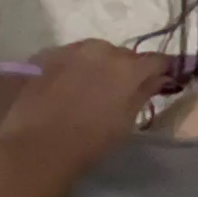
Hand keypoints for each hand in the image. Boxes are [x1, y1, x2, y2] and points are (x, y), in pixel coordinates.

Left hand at [0, 40, 170, 176]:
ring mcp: (71, 49)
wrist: (35, 147)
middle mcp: (101, 49)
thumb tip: (160, 78)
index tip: (162, 79)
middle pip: (122, 54)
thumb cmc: (88, 142)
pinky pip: (68, 56)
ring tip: (87, 90)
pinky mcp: (46, 54)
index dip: (161, 69)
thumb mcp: (125, 122)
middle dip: (123, 69)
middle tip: (117, 92)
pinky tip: (62, 88)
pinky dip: (71, 68)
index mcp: (127, 67)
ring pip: (93, 52)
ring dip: (95, 66)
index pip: (155, 60)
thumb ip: (144, 93)